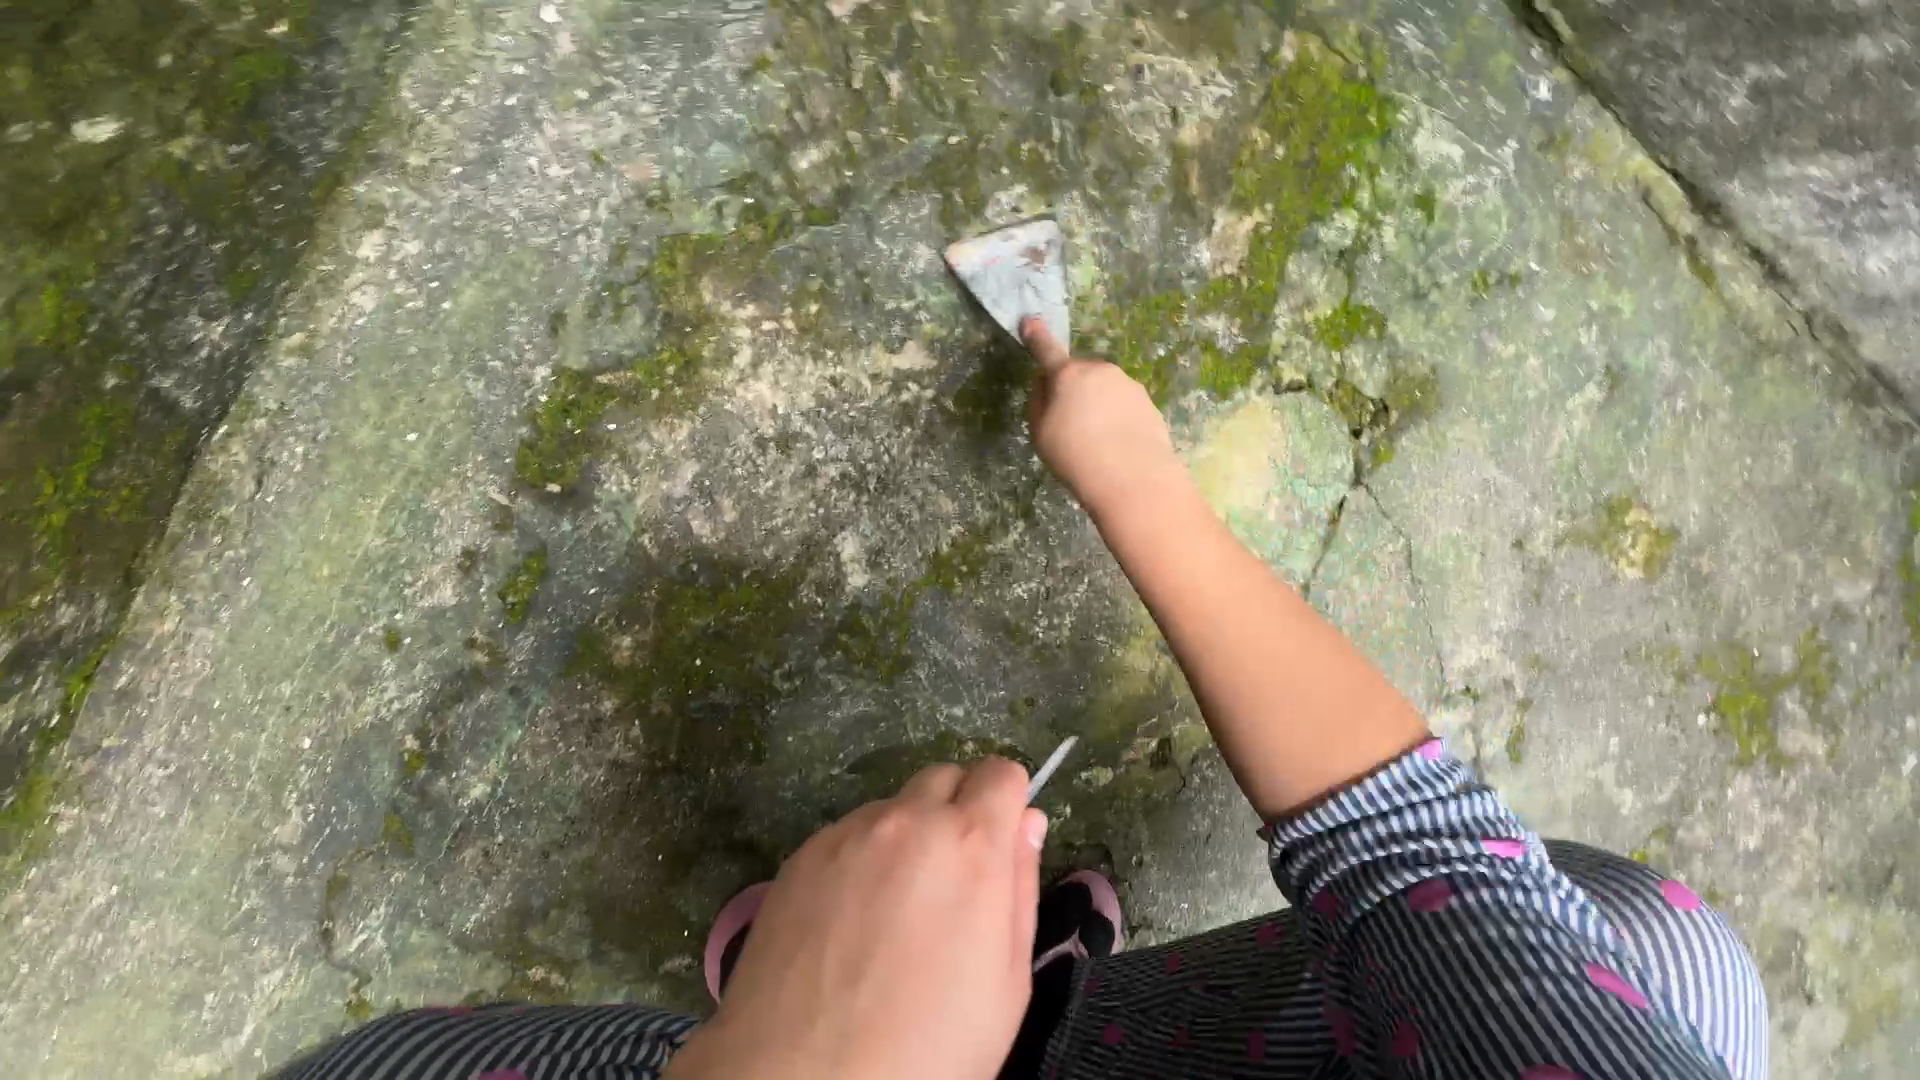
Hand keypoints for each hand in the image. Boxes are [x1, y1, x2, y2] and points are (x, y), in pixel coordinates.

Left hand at [665, 758, 1048, 1079]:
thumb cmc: (929, 1046)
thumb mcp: (1007, 981)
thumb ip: (1020, 885)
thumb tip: (1026, 822)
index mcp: (970, 843)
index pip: (1001, 772)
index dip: (1007, 802)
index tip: (1000, 841)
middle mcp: (908, 820)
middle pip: (945, 777)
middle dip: (958, 810)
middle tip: (951, 879)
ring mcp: (848, 833)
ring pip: (893, 808)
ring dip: (906, 836)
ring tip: (891, 911)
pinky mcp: (802, 854)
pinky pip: (847, 835)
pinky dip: (860, 858)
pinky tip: (848, 920)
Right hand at [1022, 317, 1180, 520]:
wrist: (1133, 478)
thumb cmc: (1075, 456)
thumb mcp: (1039, 433)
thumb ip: (1039, 401)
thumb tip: (1046, 383)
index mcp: (1068, 374)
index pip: (1047, 350)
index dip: (1036, 336)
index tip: (1030, 321)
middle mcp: (1100, 371)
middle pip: (1079, 373)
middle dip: (1072, 388)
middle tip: (1067, 424)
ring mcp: (1128, 385)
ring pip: (1104, 389)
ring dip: (1097, 405)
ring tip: (1095, 442)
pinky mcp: (1148, 403)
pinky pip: (1123, 405)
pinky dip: (1117, 418)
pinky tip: (1116, 446)